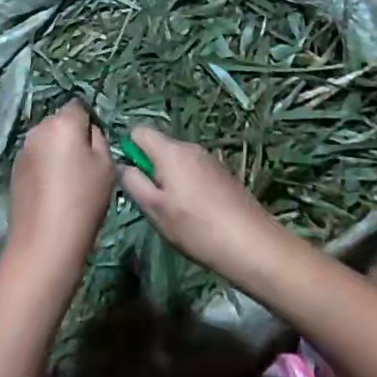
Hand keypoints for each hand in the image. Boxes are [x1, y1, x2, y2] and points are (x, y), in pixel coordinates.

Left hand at [6, 101, 114, 265]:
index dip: (89, 121)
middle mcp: (38, 129)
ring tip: (67, 179)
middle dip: (71, 135)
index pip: (78, 106)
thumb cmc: (83, 200)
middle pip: (59, 122)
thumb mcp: (106, 167)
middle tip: (85, 163)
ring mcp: (23, 149)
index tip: (96, 145)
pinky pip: (36, 157)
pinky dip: (44, 165)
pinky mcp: (14, 169)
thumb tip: (88, 131)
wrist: (45, 240)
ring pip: (46, 140)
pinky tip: (51, 190)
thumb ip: (98, 139)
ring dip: (56, 150)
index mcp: (62, 123)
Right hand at [117, 127, 305, 287]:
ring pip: (177, 161)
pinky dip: (189, 186)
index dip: (129, 150)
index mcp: (170, 151)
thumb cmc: (196, 227)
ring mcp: (210, 160)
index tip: (134, 178)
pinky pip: (195, 172)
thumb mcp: (154, 209)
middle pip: (159, 147)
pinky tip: (197, 214)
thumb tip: (124, 166)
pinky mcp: (224, 175)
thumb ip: (133, 182)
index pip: (138, 131)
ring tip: (176, 212)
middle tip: (153, 202)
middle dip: (151, 168)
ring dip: (170, 179)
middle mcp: (190, 147)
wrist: (253, 245)